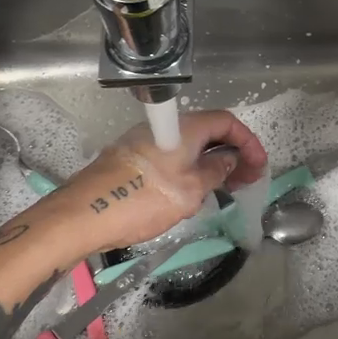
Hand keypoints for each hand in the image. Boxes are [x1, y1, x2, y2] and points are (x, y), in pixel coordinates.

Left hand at [38, 109, 268, 254]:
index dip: (247, 141)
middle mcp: (164, 127)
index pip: (227, 122)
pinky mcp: (127, 159)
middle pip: (207, 131)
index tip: (258, 165)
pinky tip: (191, 190)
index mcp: (185, 127)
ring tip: (222, 187)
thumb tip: (227, 161)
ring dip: (210, 162)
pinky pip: (170, 156)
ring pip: (187, 145)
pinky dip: (189, 168)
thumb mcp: (191, 191)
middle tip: (245, 178)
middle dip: (231, 152)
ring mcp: (143, 142)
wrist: (79, 217)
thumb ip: (215, 172)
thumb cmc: (142, 200)